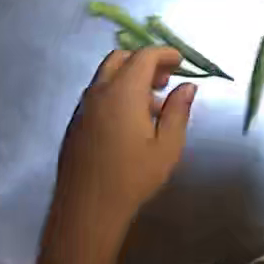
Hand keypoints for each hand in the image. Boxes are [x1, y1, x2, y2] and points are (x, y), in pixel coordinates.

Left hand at [50, 47, 195, 247]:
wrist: (87, 209)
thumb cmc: (133, 177)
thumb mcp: (168, 146)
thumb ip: (179, 111)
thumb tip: (187, 87)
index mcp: (123, 92)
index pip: (144, 57)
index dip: (165, 54)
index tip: (182, 62)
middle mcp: (98, 92)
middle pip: (120, 59)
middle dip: (145, 62)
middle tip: (166, 79)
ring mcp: (83, 108)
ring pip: (106, 77)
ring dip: (130, 78)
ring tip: (154, 104)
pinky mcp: (75, 123)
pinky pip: (97, 95)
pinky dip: (116, 93)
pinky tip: (131, 121)